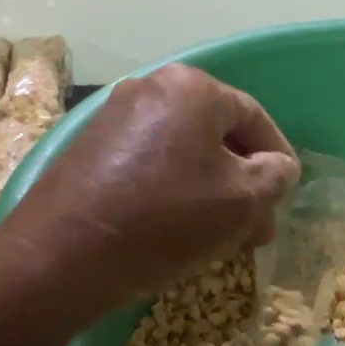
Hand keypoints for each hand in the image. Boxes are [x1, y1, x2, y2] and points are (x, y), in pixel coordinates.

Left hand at [0, 64, 299, 309]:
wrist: (58, 258)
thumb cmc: (164, 219)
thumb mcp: (241, 201)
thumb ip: (274, 176)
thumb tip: (276, 167)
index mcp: (191, 87)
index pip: (254, 117)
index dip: (278, 158)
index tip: (286, 194)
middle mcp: (150, 88)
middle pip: (215, 133)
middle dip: (242, 180)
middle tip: (256, 225)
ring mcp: (113, 117)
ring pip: (182, 151)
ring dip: (209, 189)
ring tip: (221, 236)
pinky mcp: (88, 149)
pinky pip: (148, 163)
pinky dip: (172, 190)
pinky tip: (177, 230)